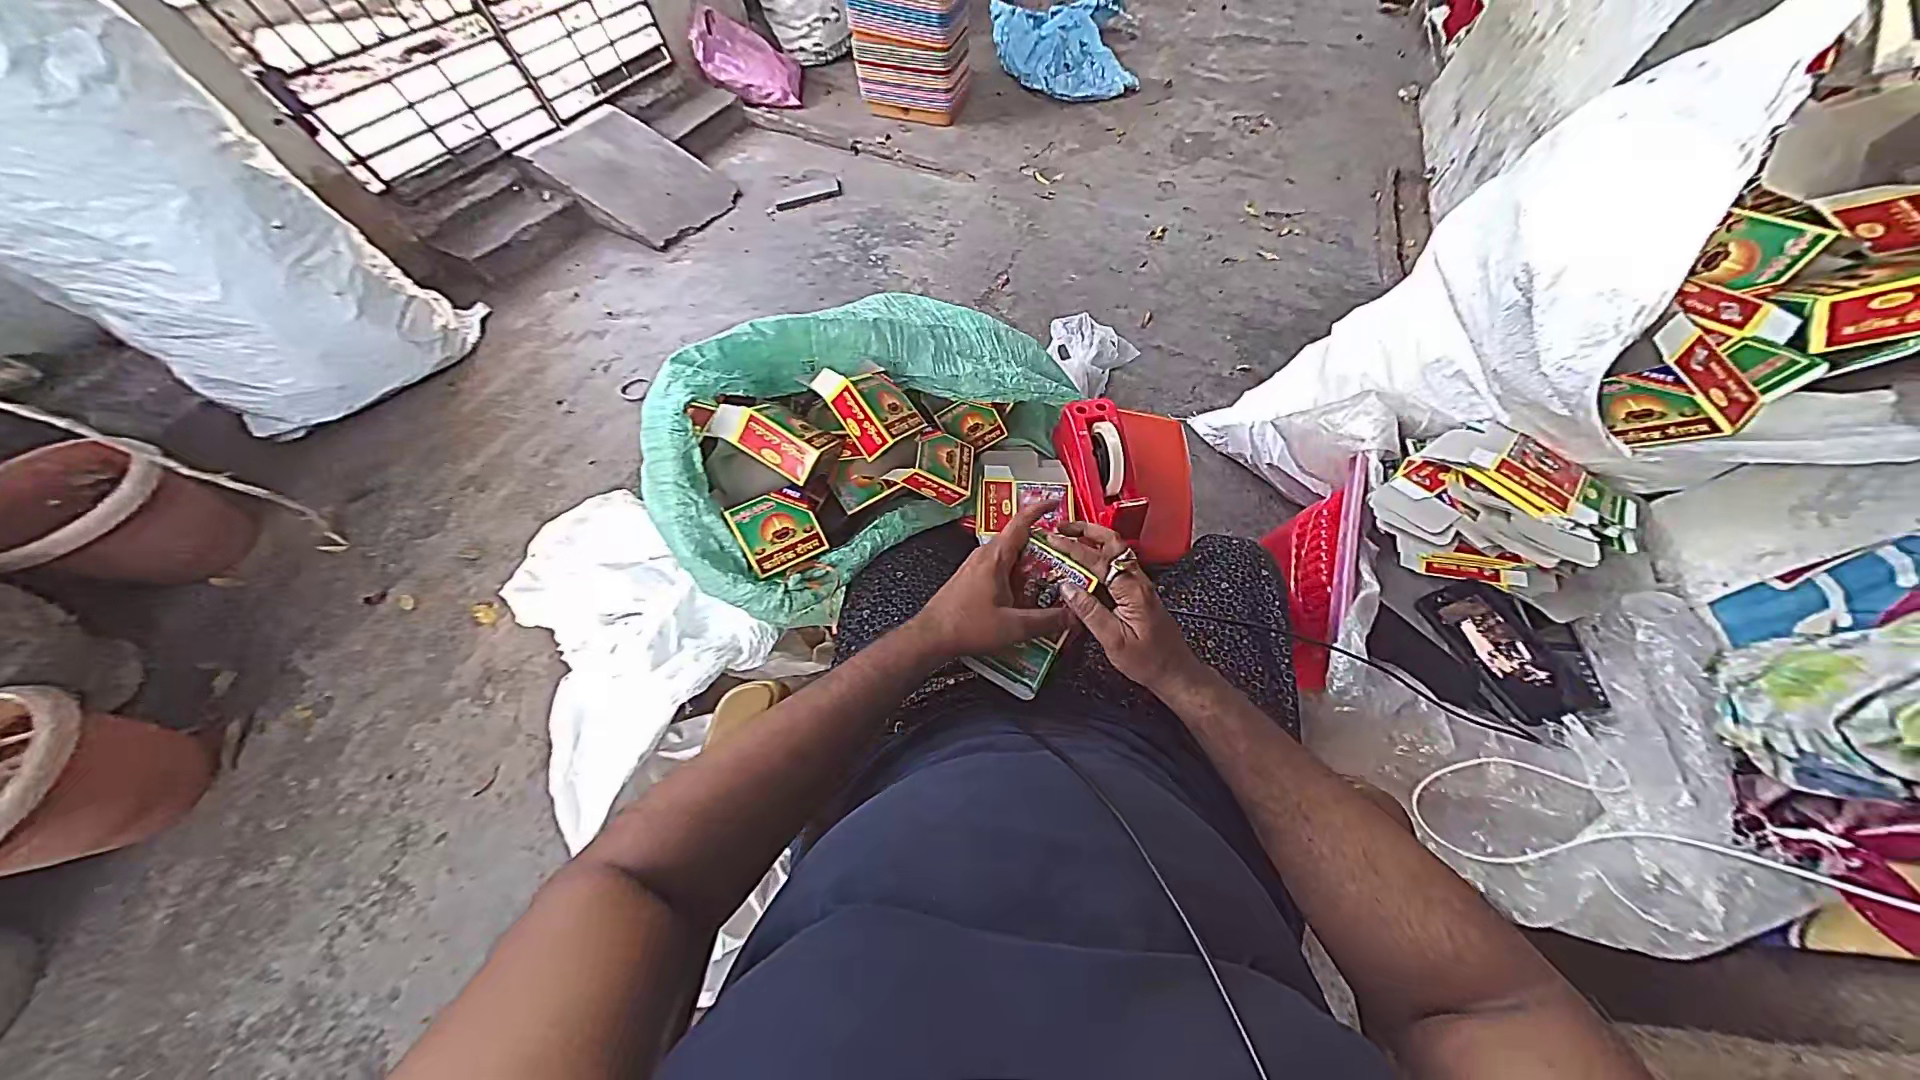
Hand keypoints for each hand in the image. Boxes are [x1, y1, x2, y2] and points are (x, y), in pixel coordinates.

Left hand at [903, 499, 1072, 660]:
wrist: (931, 637)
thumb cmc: (964, 626)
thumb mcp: (1014, 626)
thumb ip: (1047, 621)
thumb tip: (1072, 616)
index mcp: (995, 557)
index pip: (1021, 522)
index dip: (1040, 510)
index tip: (1055, 503)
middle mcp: (984, 556)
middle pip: (1020, 541)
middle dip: (1043, 547)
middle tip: (1064, 558)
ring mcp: (976, 567)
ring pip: (1010, 557)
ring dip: (1030, 565)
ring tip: (1050, 581)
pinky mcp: (972, 580)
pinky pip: (1000, 570)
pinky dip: (1016, 577)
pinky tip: (1025, 597)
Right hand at [1050, 521, 1204, 692]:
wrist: (1175, 671)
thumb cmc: (1148, 661)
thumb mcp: (1114, 641)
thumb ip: (1090, 612)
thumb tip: (1067, 588)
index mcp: (1132, 591)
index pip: (1098, 559)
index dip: (1073, 547)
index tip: (1053, 539)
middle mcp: (1138, 582)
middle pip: (1113, 543)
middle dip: (1086, 530)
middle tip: (1062, 526)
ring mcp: (1140, 585)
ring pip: (1116, 551)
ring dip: (1093, 539)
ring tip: (1070, 536)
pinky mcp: (1138, 592)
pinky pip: (1117, 565)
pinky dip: (1099, 555)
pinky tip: (1085, 563)